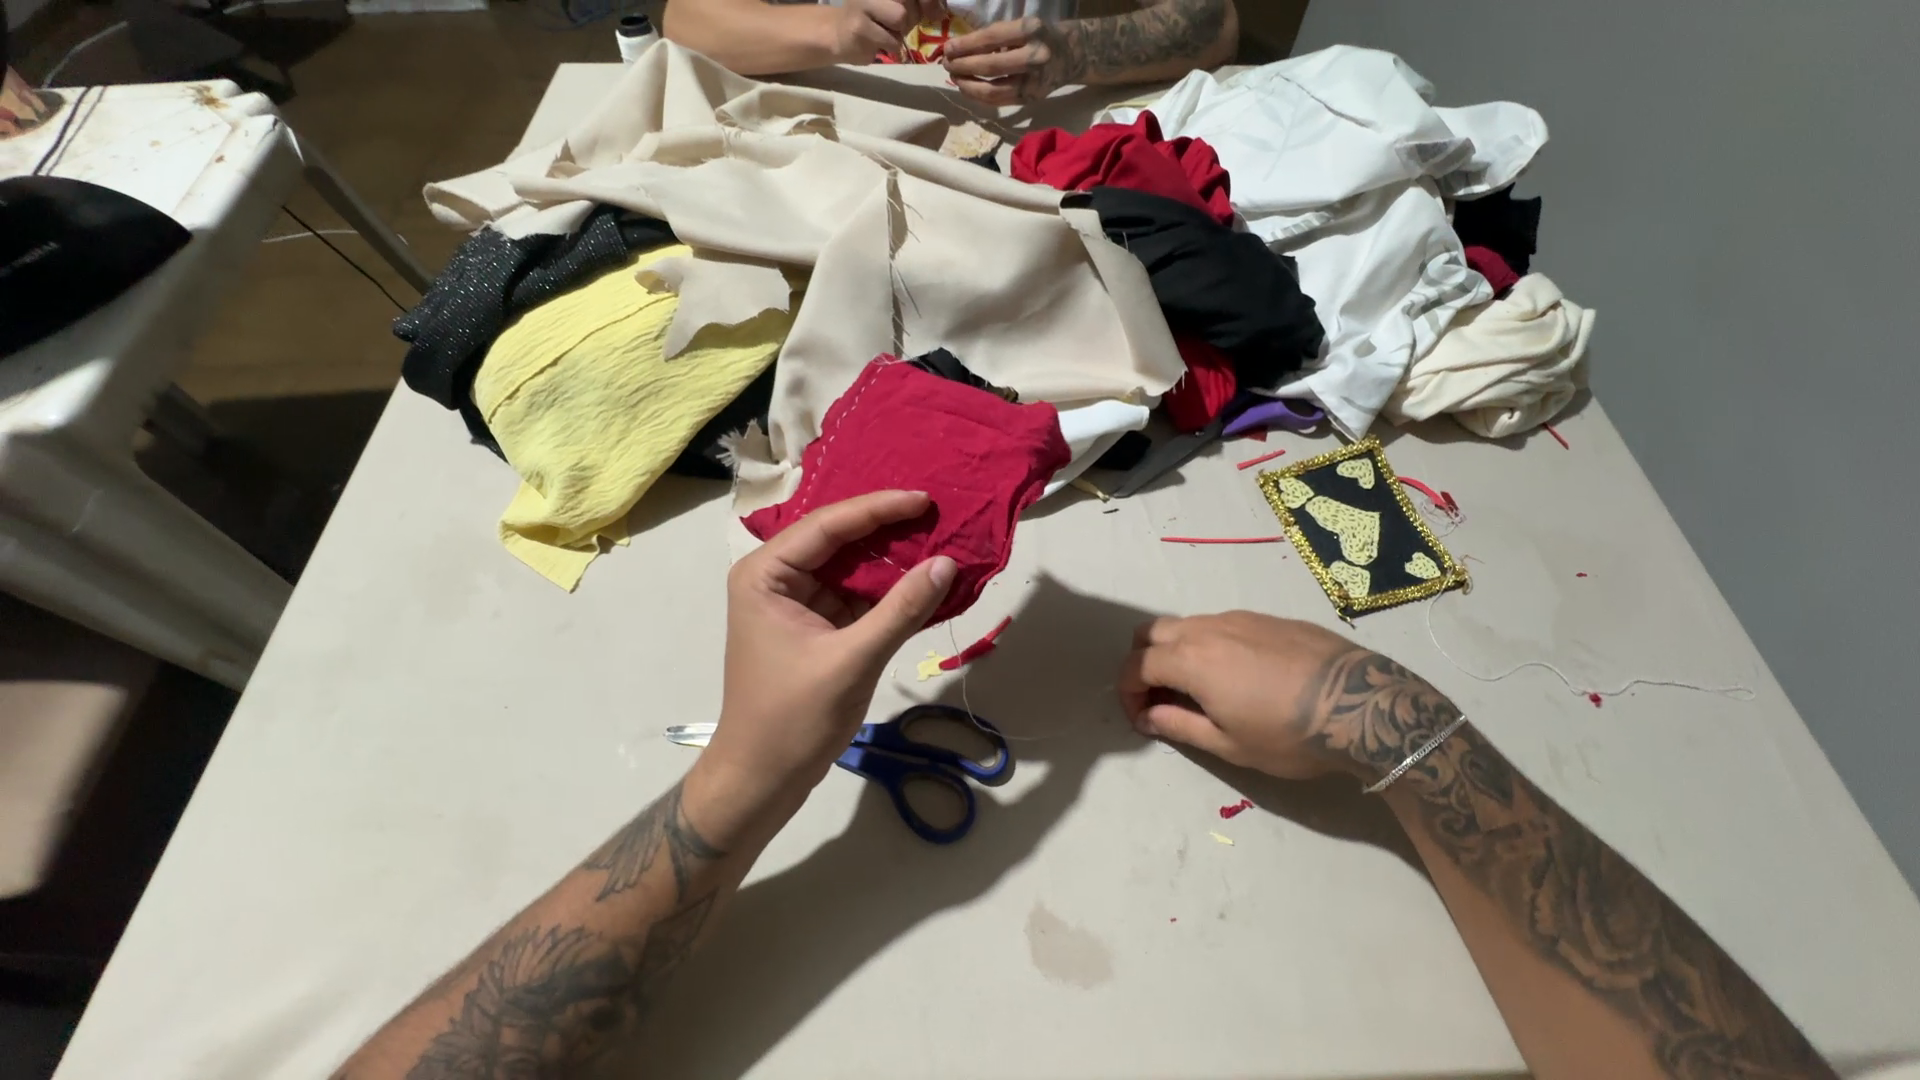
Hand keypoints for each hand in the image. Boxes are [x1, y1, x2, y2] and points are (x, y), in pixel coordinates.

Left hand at [697, 491, 954, 825]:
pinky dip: (888, 592)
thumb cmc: (794, 719)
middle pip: (839, 540)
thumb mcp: (852, 660)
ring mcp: (796, 603)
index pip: (828, 525)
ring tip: (940, 541)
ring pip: (851, 567)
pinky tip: (925, 583)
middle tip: (938, 514)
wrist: (763, 779)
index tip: (924, 499)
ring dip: (892, 561)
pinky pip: (856, 597)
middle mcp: (776, 578)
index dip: (879, 509)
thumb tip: (947, 563)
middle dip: (888, 529)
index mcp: (766, 574)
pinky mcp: (815, 627)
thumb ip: (900, 609)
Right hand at [831, 0, 945, 63]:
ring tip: (889, 33)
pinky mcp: (859, 28)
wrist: (839, 34)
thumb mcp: (899, 5)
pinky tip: (880, 44)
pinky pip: (891, 40)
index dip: (929, 0)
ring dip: (901, 32)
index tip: (937, 12)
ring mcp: (863, 3)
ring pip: (901, 17)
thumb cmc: (874, 19)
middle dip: (914, 14)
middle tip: (902, 24)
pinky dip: (893, 47)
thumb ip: (921, 4)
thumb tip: (941, 12)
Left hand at [942, 17, 1076, 104]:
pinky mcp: (1030, 100)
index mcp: (1030, 31)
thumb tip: (961, 49)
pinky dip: (979, 97)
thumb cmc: (1041, 36)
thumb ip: (998, 36)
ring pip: (992, 91)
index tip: (948, 48)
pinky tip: (968, 89)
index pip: (990, 39)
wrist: (1072, 55)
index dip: (965, 46)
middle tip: (947, 64)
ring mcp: (1033, 82)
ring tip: (954, 78)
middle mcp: (1034, 56)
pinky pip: (999, 102)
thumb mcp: (1023, 25)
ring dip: (968, 86)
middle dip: (963, 66)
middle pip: (990, 66)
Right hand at [1118, 612, 1424, 781]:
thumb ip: (1179, 726)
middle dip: (1143, 661)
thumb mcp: (1229, 745)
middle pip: (1152, 632)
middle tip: (1160, 696)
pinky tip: (1239, 675)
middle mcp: (1207, 629)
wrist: (1364, 705)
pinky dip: (1210, 645)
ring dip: (1177, 652)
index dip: (1127, 692)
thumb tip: (1148, 717)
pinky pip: (1222, 625)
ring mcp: (1239, 618)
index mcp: (1190, 659)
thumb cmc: (1289, 734)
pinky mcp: (1268, 619)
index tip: (1140, 718)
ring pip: (1188, 624)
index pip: (1136, 665)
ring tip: (1200, 688)